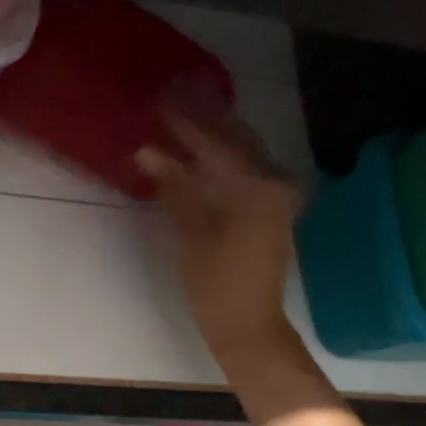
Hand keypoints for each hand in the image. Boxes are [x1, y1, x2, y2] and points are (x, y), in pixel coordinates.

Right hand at [136, 84, 305, 366]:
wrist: (248, 326)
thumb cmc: (216, 286)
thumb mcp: (192, 236)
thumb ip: (175, 188)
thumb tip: (148, 152)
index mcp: (257, 185)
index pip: (215, 143)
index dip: (186, 123)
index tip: (161, 101)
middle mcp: (274, 181)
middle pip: (234, 140)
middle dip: (203, 120)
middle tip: (173, 98)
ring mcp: (276, 195)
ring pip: (240, 153)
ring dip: (212, 137)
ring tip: (182, 118)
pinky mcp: (270, 209)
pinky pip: (243, 170)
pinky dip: (219, 159)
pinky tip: (198, 154)